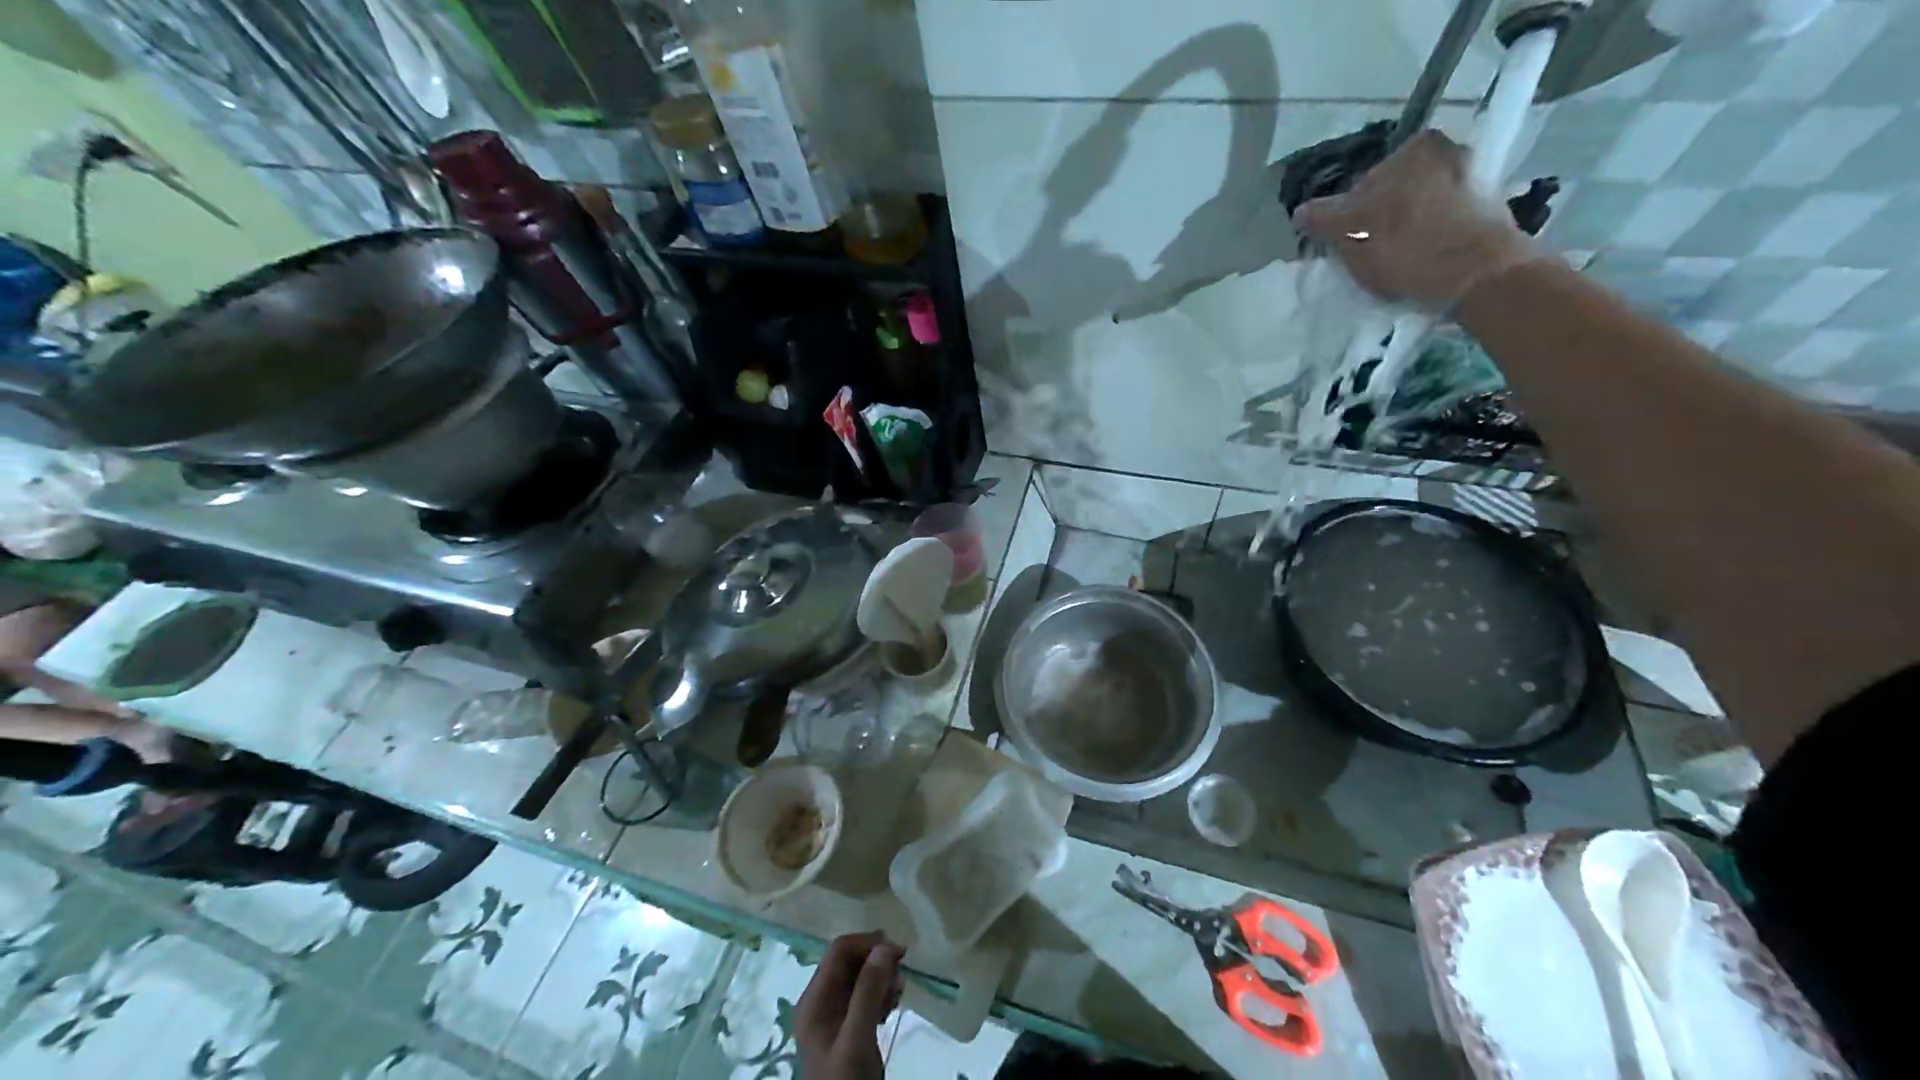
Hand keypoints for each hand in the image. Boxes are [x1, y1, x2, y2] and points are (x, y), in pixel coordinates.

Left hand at [796, 932, 903, 1079]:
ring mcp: (832, 1017)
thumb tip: (885, 946)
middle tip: (902, 971)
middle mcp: (820, 1003)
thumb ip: (868, 992)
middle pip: (849, 963)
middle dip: (876, 961)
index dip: (868, 945)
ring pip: (858, 979)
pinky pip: (863, 999)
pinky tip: (893, 1005)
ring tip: (899, 992)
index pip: (839, 952)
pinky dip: (880, 995)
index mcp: (814, 1000)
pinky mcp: (846, 1030)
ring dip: (881, 978)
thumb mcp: (857, 1039)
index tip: (899, 953)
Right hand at [1291, 130, 1540, 310]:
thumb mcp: (1350, 234)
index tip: (1348, 242)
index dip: (1349, 216)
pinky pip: (1442, 220)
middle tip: (1370, 254)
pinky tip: (1422, 261)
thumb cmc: (1409, 249)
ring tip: (1397, 262)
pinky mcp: (1487, 207)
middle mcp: (1449, 151)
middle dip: (1379, 218)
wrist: (1480, 275)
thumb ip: (1322, 219)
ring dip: (1403, 230)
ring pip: (1417, 207)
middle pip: (1392, 193)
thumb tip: (1301, 212)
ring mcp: (1472, 179)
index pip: (1363, 184)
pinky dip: (1429, 237)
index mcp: (1414, 147)